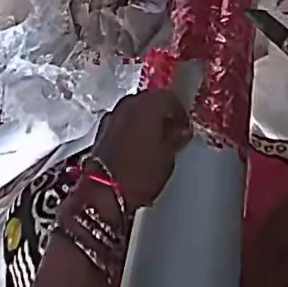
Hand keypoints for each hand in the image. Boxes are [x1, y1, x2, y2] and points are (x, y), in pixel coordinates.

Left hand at [90, 85, 188, 210]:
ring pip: (135, 108)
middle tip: (173, 131)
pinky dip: (132, 126)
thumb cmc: (140, 173)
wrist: (104, 190)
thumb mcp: (167, 157)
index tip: (185, 126)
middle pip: (150, 99)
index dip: (180, 111)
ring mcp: (113, 114)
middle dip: (162, 112)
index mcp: (149, 105)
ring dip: (146, 119)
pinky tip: (138, 144)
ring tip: (156, 139)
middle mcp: (129, 103)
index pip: (169, 97)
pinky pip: (123, 120)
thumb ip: (176, 138)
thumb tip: (180, 130)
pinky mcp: (103, 127)